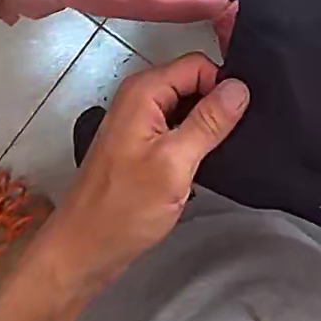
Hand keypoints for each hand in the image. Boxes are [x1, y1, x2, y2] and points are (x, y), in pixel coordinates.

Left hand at [53, 52, 249, 277]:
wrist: (81, 257)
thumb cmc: (120, 211)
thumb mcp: (174, 163)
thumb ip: (210, 121)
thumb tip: (239, 88)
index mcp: (144, 91)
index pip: (200, 64)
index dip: (222, 86)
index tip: (235, 116)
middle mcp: (141, 96)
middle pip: (195, 80)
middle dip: (216, 103)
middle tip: (229, 135)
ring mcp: (141, 119)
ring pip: (191, 102)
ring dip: (207, 122)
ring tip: (217, 149)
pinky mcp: (145, 140)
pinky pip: (181, 122)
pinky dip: (196, 136)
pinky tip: (202, 159)